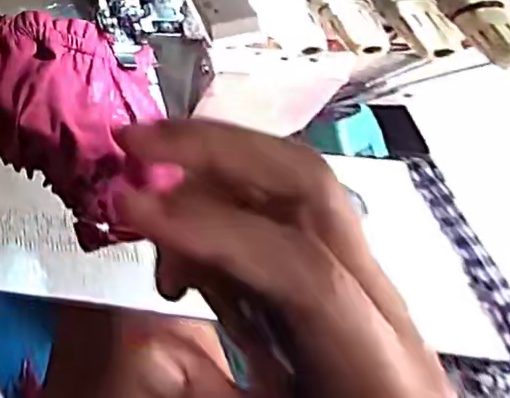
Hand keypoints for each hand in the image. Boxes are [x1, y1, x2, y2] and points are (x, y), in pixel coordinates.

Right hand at [117, 121, 451, 397]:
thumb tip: (146, 344)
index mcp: (381, 368)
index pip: (301, 267)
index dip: (210, 228)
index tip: (128, 206)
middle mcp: (380, 304)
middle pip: (304, 182)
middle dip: (210, 149)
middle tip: (133, 141)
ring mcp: (359, 278)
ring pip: (283, 180)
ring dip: (203, 168)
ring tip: (141, 202)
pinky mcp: (329, 271)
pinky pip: (269, 206)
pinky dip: (210, 201)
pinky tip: (174, 252)